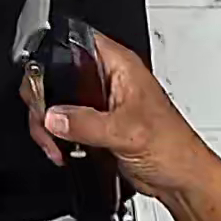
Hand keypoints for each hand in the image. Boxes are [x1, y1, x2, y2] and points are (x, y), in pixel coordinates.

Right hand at [26, 32, 220, 202]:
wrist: (179, 179)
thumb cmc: (173, 146)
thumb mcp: (126, 131)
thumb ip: (87, 123)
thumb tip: (54, 117)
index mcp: (120, 65)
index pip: (77, 40)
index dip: (54, 50)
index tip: (40, 75)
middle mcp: (109, 78)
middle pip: (59, 72)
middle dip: (45, 97)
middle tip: (45, 119)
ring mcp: (101, 101)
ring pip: (58, 99)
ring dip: (48, 121)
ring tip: (54, 142)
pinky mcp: (95, 124)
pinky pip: (64, 122)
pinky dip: (56, 135)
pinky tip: (60, 150)